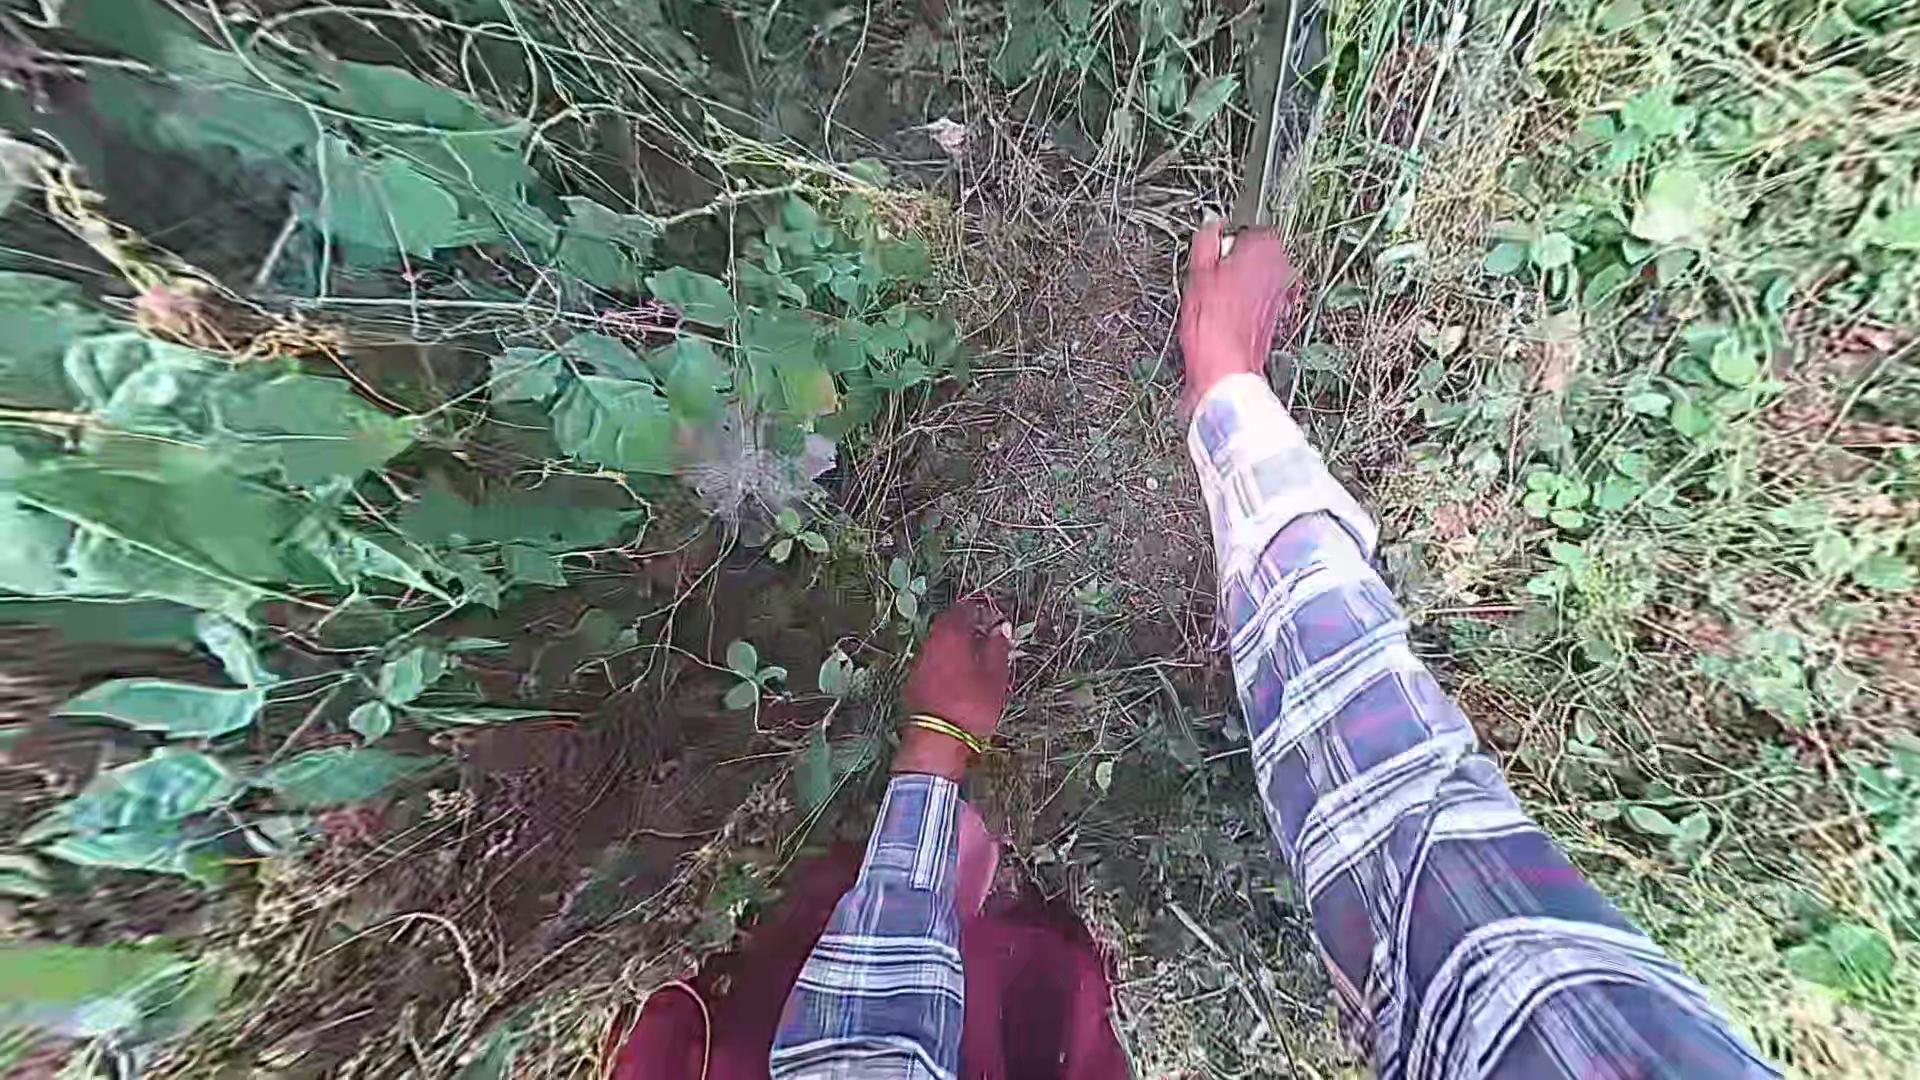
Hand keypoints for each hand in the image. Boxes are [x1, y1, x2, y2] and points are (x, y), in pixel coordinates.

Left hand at [894, 598, 1012, 780]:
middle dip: (968, 625)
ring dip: (956, 643)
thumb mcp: (995, 676)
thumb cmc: (971, 705)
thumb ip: (998, 647)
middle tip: (987, 636)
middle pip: (948, 623)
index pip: (964, 608)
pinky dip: (947, 659)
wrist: (937, 740)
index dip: (981, 610)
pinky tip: (959, 674)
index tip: (994, 619)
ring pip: (940, 641)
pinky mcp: (915, 679)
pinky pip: (933, 659)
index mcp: (951, 634)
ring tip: (976, 657)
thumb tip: (1001, 628)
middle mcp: (931, 642)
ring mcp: (920, 661)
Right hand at [1176, 220, 1300, 410]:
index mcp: (1265, 248)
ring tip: (1215, 303)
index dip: (1225, 243)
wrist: (1226, 371)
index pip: (1249, 228)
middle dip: (1234, 264)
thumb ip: (1206, 244)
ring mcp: (1282, 294)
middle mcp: (1281, 268)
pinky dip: (1245, 307)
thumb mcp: (1198, 278)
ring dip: (1239, 286)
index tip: (1211, 255)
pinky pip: (1259, 301)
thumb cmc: (1213, 330)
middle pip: (1256, 254)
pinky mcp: (1277, 317)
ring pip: (1258, 278)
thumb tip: (1210, 227)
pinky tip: (1226, 320)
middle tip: (1210, 279)